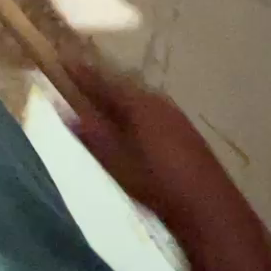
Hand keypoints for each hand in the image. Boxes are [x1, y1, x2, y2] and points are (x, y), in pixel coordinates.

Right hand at [65, 61, 243, 231]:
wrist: (209, 209)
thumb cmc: (155, 184)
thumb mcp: (115, 161)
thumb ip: (91, 133)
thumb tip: (66, 110)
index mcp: (137, 105)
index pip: (102, 81)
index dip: (81, 73)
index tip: (62, 61)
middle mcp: (157, 102)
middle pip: (122, 85)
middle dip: (99, 81)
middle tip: (78, 78)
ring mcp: (175, 115)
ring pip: (138, 96)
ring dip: (117, 95)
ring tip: (99, 98)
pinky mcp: (186, 130)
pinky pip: (151, 108)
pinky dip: (134, 107)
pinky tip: (131, 120)